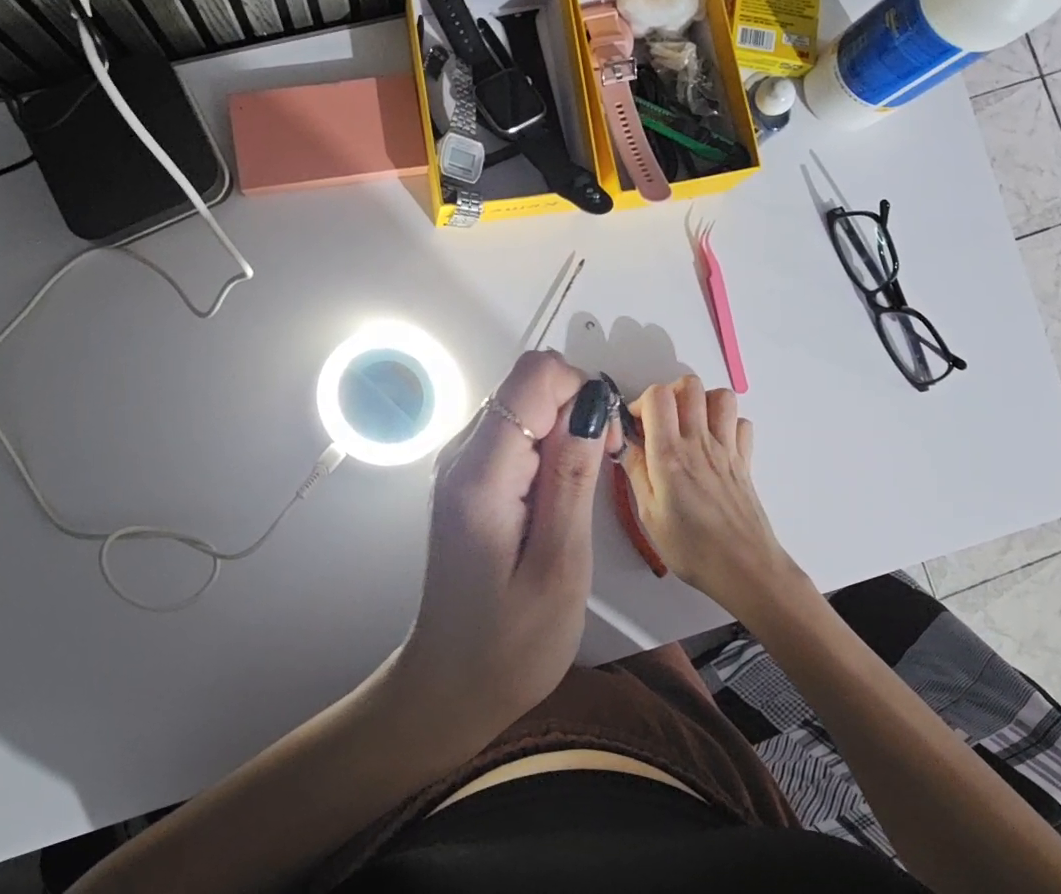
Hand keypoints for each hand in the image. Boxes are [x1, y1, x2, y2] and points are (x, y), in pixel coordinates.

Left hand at [392, 351, 619, 740]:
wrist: (452, 683)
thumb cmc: (511, 644)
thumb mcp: (560, 565)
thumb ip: (572, 476)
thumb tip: (591, 403)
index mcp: (480, 474)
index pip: (533, 376)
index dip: (582, 393)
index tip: (607, 446)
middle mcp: (459, 457)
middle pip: (526, 386)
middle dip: (577, 412)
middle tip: (601, 473)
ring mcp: (458, 468)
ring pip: (522, 408)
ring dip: (564, 434)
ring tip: (579, 497)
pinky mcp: (466, 483)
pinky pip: (512, 437)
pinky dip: (545, 451)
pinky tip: (557, 500)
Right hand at [621, 375, 795, 612]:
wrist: (745, 569)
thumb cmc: (691, 549)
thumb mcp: (648, 515)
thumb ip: (636, 472)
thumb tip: (626, 444)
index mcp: (670, 455)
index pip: (658, 396)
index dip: (641, 402)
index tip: (635, 426)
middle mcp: (700, 443)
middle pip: (689, 385)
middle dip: (669, 393)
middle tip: (659, 421)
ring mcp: (727, 449)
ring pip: (720, 396)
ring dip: (700, 402)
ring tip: (686, 426)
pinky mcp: (745, 461)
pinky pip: (740, 423)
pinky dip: (726, 424)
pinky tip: (712, 445)